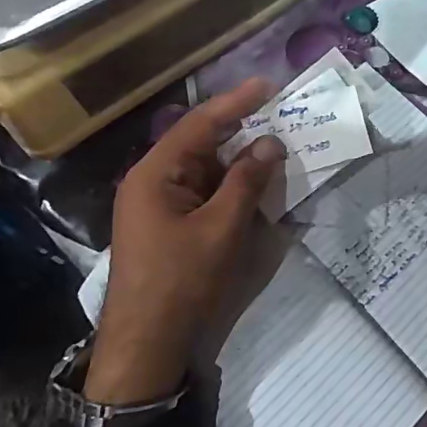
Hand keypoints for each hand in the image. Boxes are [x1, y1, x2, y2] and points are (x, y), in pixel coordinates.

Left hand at [89, 79, 284, 402]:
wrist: (146, 342)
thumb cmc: (180, 281)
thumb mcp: (220, 229)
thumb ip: (247, 182)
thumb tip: (270, 143)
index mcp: (155, 174)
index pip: (199, 125)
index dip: (234, 103)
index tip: (265, 84)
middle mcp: (153, 182)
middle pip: (201, 145)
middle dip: (241, 131)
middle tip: (280, 115)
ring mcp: (160, 205)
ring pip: (205, 171)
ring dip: (239, 162)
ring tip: (277, 146)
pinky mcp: (171, 226)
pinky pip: (204, 195)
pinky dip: (231, 188)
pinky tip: (257, 185)